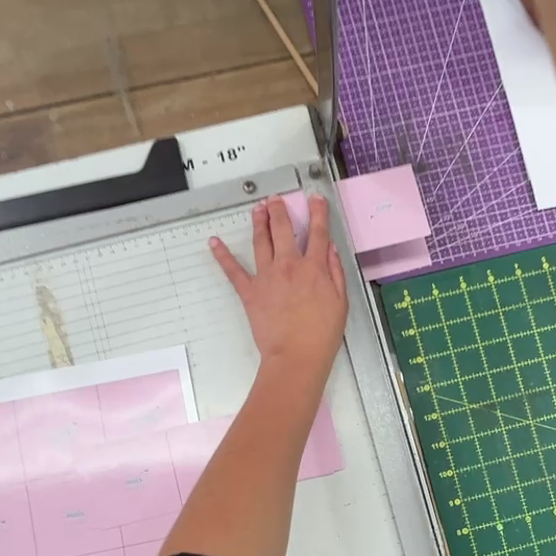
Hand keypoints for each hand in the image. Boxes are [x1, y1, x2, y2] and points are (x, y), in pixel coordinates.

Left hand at [210, 196, 347, 377]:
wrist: (297, 356)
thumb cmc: (322, 335)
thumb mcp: (341, 302)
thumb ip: (335, 272)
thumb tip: (330, 250)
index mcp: (314, 268)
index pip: (317, 233)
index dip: (317, 213)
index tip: (315, 200)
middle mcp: (288, 266)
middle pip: (283, 230)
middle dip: (279, 211)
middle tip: (276, 199)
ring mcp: (267, 277)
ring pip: (261, 241)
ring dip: (258, 222)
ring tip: (257, 210)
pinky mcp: (250, 292)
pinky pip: (233, 270)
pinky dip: (222, 255)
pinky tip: (214, 242)